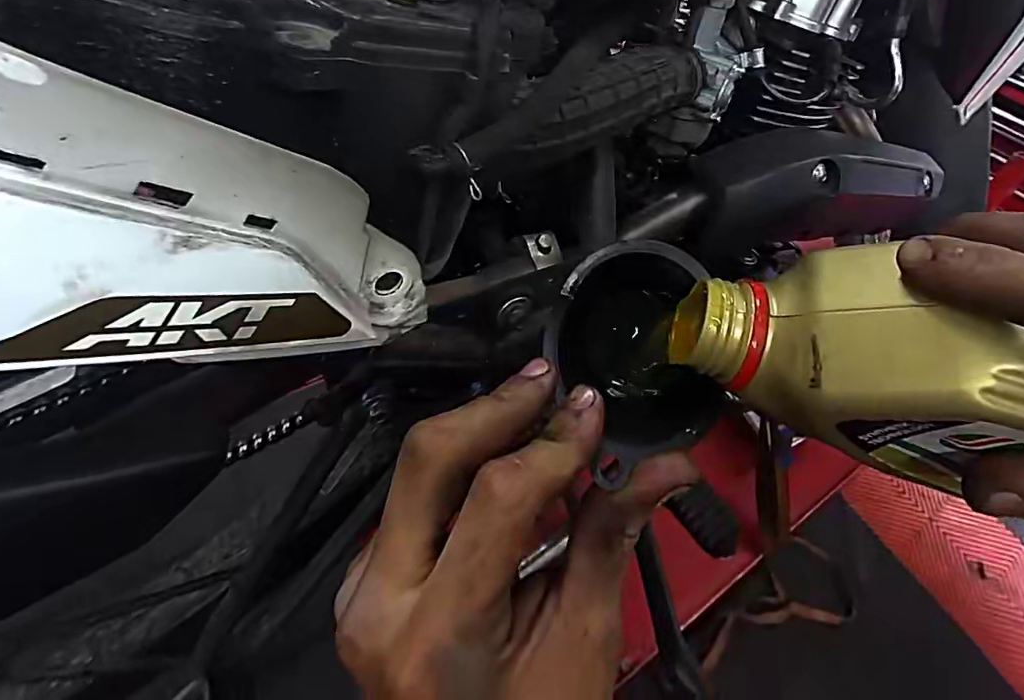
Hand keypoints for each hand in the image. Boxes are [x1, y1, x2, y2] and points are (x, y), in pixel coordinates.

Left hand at [336, 357, 698, 699]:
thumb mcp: (582, 643)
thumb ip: (608, 537)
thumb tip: (662, 466)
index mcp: (439, 634)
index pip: (497, 497)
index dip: (553, 443)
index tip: (590, 407)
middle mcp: (380, 600)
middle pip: (429, 458)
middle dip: (496, 407)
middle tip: (548, 380)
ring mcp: (362, 585)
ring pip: (415, 466)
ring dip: (479, 425)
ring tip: (536, 404)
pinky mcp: (366, 573)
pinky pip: (416, 493)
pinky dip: (465, 461)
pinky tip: (507, 450)